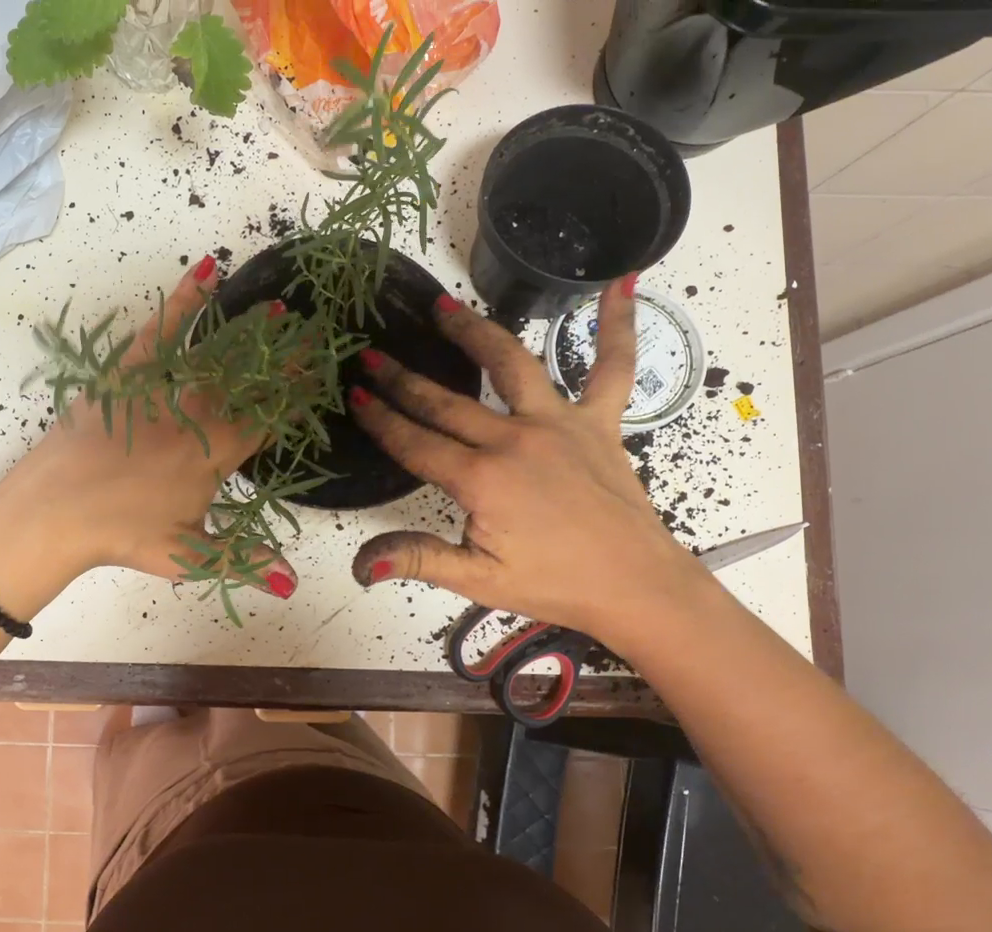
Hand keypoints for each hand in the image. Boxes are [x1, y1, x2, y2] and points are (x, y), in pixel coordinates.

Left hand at [0, 258, 298, 603]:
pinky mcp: (123, 376)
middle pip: (248, 386)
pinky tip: (205, 273)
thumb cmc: (121, 537)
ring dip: (248, 333)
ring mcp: (160, 394)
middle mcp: (195, 418)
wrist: (56, 513)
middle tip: (313, 334)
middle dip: (284, 362)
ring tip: (278, 309)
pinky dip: (182, 303)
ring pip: (213, 357)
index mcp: (214, 458)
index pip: (265, 423)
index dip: (293, 401)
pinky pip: (158, 333)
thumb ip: (244, 561)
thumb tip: (294, 584)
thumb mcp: (187, 557)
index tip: (318, 379)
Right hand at [346, 279, 701, 644]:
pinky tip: (619, 284)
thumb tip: (360, 565)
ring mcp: (560, 424)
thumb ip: (417, 559)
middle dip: (402, 379)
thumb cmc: (554, 585)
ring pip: (512, 364)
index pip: (416, 443)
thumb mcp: (477, 579)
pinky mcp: (600, 423)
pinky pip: (612, 367)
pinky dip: (619, 325)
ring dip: (474, 332)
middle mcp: (516, 440)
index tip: (355, 394)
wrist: (636, 586)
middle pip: (447, 402)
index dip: (381, 420)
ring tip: (444, 306)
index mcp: (482, 479)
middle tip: (371, 354)